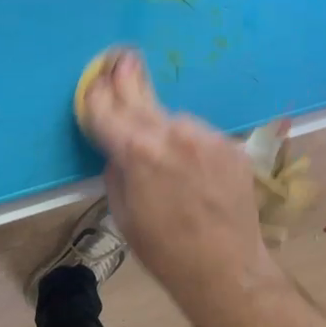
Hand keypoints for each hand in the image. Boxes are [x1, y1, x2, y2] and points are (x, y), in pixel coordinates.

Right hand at [80, 47, 283, 310]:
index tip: (94, 81)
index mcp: (137, 152)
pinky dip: (192, 146)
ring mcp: (207, 137)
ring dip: (164, 127)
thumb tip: (119, 150)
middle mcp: (173, 133)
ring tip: (165, 154)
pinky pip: (201, 138)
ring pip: (175, 121)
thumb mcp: (123, 213)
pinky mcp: (231, 146)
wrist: (226, 269)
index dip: (96, 95)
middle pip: (141, 98)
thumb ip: (118, 170)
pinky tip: (194, 171)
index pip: (107, 110)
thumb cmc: (164, 252)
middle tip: (122, 57)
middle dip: (127, 78)